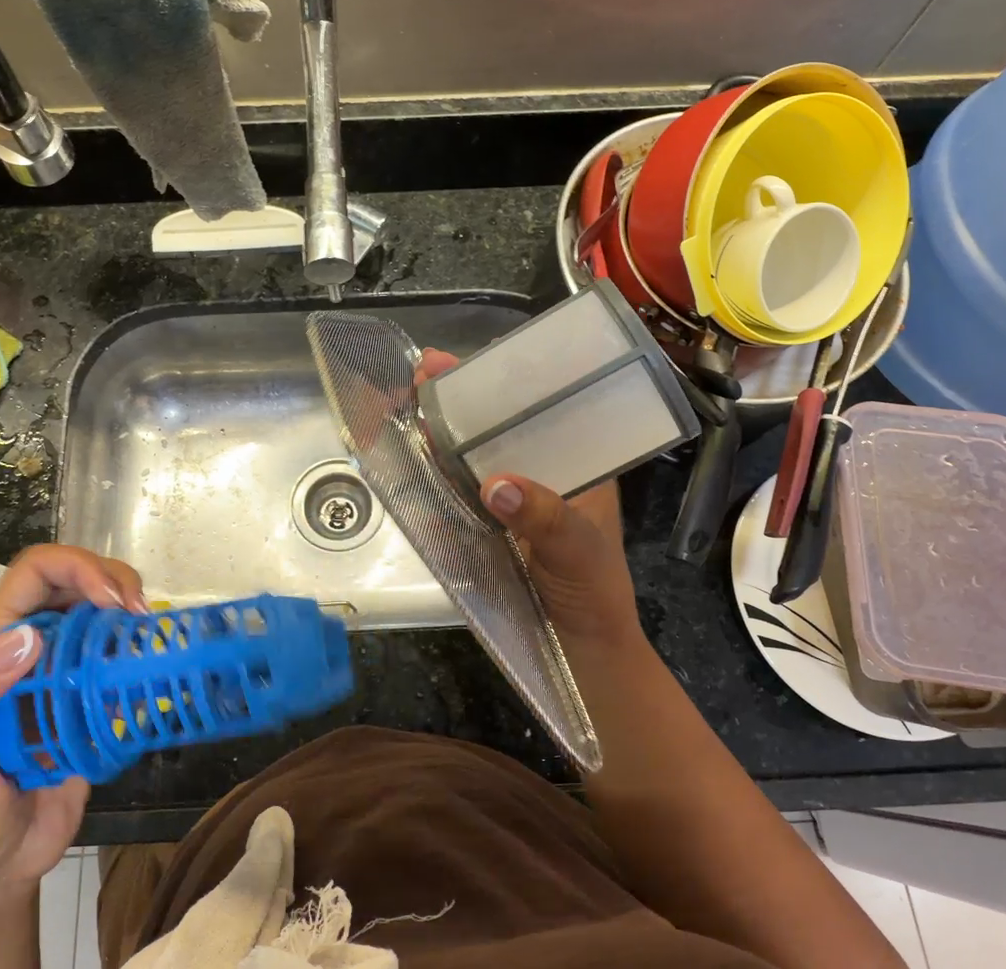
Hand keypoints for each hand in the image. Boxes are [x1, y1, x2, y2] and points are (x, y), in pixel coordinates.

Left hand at [0, 545, 146, 903]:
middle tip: (140, 618)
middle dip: (117, 584)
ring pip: (108, 627)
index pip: (34, 574)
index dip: (75, 567)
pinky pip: (125, 678)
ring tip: (153, 648)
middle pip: (81, 587)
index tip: (108, 601)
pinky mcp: (96, 716)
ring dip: (136, 626)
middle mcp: (34, 654)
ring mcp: (68, 684)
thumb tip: (29, 637)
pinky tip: (154, 684)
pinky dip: (146, 670)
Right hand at [416, 349, 641, 649]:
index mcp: (578, 464)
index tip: (472, 359)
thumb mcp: (576, 548)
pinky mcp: (491, 525)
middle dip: (464, 399)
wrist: (583, 647)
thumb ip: (543, 517)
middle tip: (425, 370)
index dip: (509, 380)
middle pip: (501, 426)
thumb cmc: (594, 589)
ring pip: (476, 455)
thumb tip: (494, 486)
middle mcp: (544, 472)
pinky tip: (416, 456)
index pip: (545, 408)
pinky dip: (439, 473)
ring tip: (412, 402)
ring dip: (446, 431)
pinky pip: (462, 491)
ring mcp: (515, 499)